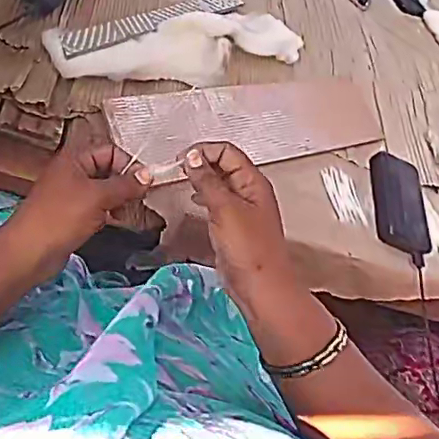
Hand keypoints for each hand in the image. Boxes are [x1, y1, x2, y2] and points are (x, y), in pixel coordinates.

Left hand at [4, 137, 150, 273]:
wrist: (29, 251)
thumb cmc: (62, 217)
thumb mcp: (98, 197)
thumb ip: (124, 185)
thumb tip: (148, 174)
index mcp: (74, 158)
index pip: (109, 151)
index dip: (127, 164)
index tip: (144, 183)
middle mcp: (72, 172)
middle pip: (107, 170)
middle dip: (125, 183)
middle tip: (140, 199)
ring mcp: (70, 194)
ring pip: (103, 190)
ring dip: (119, 199)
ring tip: (130, 212)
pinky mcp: (71, 214)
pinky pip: (96, 207)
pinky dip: (108, 212)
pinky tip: (118, 222)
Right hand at [180, 142, 289, 285]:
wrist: (260, 288)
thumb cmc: (248, 249)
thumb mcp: (224, 208)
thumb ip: (207, 180)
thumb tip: (192, 157)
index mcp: (253, 182)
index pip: (227, 152)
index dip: (204, 151)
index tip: (181, 160)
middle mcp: (249, 191)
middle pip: (223, 164)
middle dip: (200, 162)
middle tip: (178, 169)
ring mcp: (241, 208)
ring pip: (218, 182)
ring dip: (200, 178)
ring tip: (181, 180)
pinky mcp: (232, 224)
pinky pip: (216, 200)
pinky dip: (202, 195)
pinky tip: (193, 199)